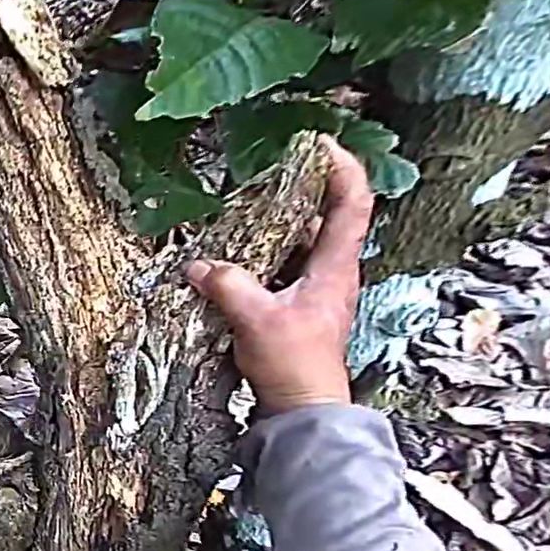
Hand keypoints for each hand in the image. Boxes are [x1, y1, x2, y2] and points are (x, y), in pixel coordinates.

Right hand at [186, 136, 374, 416]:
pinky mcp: (292, 309)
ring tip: (242, 219)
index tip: (320, 145)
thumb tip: (198, 266)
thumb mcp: (257, 319)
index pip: (352, 205)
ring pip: (297, 248)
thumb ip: (228, 286)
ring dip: (274, 231)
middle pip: (323, 221)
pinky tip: (232, 264)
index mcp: (335, 268)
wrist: (301, 405)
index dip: (342, 170)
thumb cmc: (292, 361)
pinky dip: (259, 260)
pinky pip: (278, 272)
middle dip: (299, 196)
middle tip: (267, 180)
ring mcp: (312, 293)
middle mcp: (329, 275)